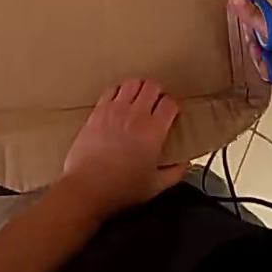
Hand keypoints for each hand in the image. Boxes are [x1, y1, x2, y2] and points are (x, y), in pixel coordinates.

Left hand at [57, 79, 189, 220]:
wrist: (86, 188)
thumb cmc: (122, 189)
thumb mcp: (154, 186)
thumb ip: (174, 173)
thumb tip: (185, 164)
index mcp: (153, 131)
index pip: (170, 103)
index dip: (173, 106)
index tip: (171, 114)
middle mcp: (136, 114)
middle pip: (152, 86)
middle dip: (158, 92)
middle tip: (156, 103)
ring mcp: (115, 109)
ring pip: (132, 82)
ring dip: (139, 88)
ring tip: (138, 98)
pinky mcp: (98, 111)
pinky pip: (111, 90)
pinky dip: (118, 92)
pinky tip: (118, 102)